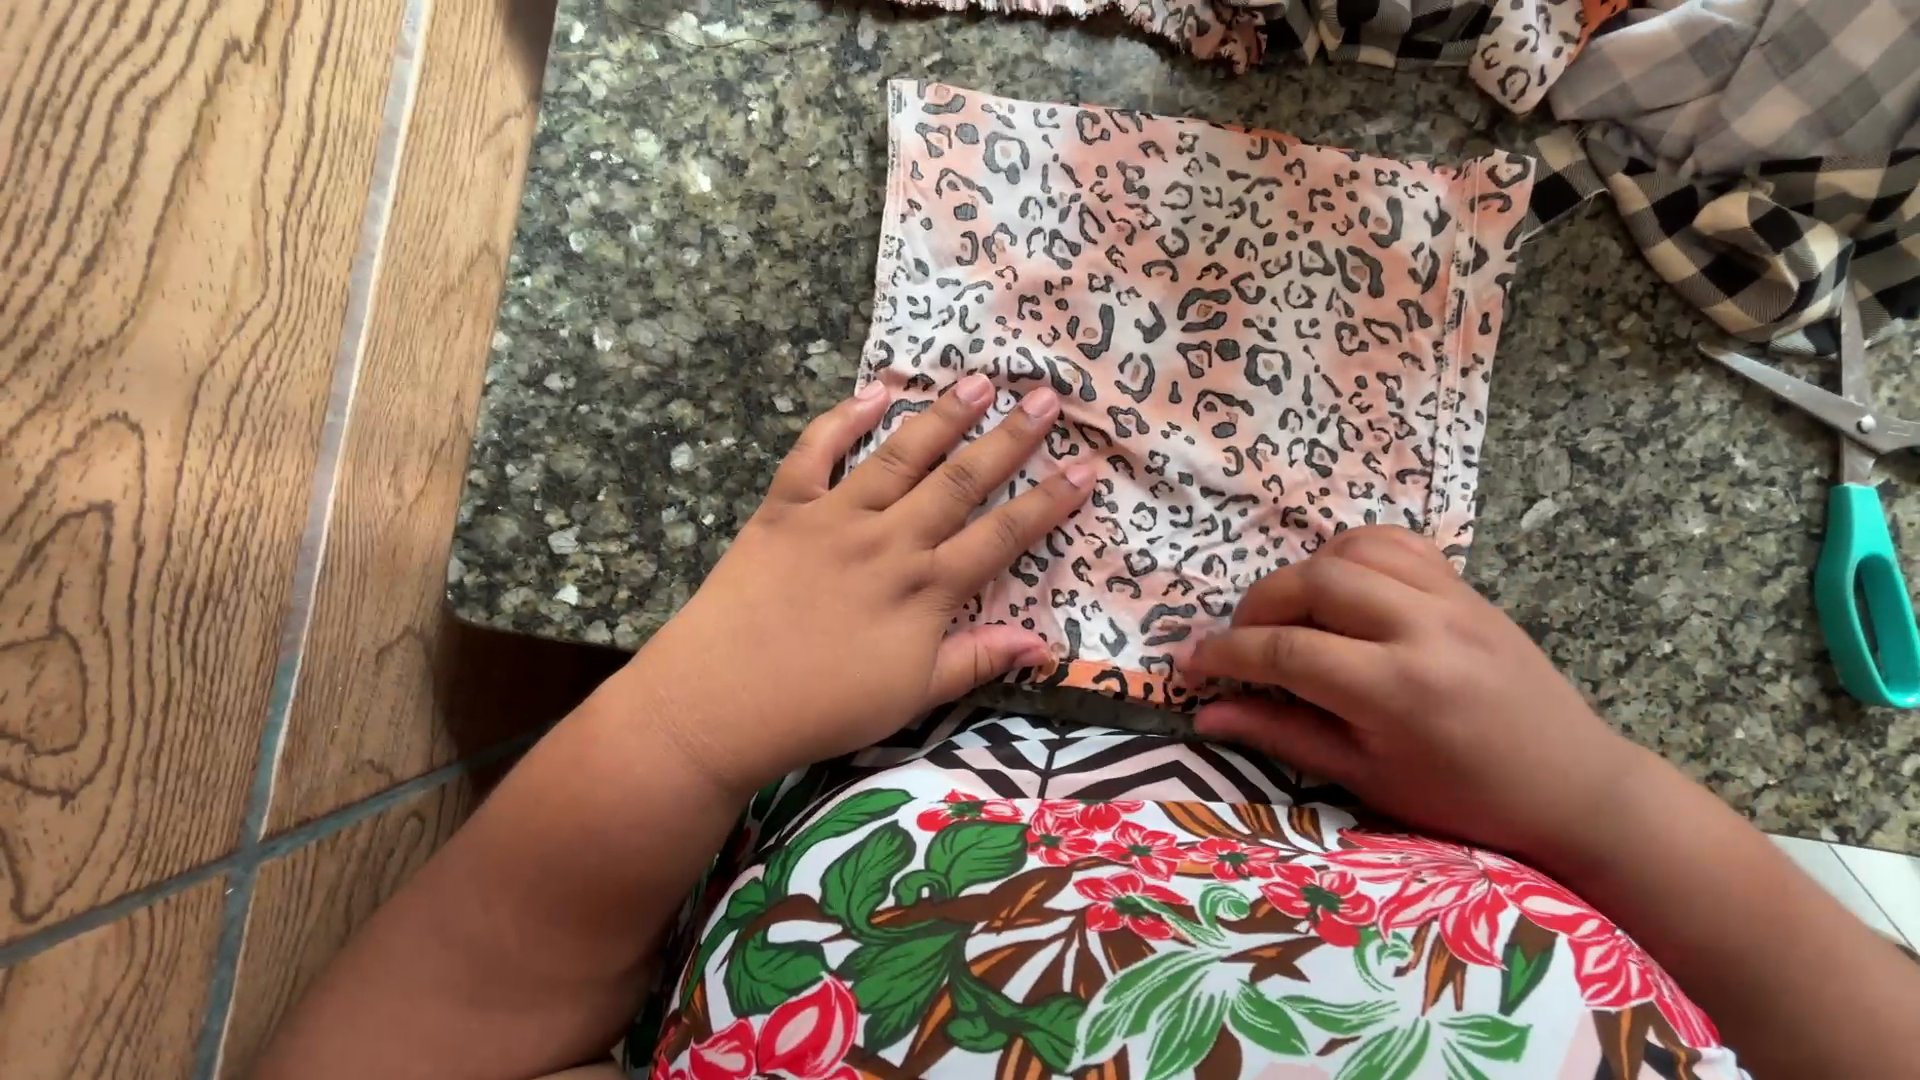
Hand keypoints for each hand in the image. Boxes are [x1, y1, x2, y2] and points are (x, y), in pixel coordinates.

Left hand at [607, 373, 1091, 799]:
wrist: (720, 703)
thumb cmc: (823, 707)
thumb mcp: (912, 696)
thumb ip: (977, 659)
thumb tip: (1044, 643)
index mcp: (924, 588)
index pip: (1002, 535)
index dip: (1049, 502)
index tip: (1085, 467)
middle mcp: (889, 540)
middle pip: (960, 481)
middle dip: (1009, 439)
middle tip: (1046, 398)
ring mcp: (835, 518)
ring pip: (899, 456)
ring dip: (943, 416)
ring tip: (979, 382)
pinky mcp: (784, 508)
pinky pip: (815, 452)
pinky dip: (842, 420)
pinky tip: (873, 393)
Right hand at [1182, 525, 1655, 863]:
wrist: (1577, 787)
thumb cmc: (1464, 799)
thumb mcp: (1365, 777)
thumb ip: (1281, 734)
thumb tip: (1205, 714)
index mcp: (1398, 691)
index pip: (1287, 650)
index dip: (1227, 652)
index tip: (1190, 660)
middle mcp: (1424, 630)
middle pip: (1311, 583)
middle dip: (1256, 605)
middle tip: (1238, 638)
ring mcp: (1453, 600)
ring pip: (1350, 550)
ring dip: (1301, 573)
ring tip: (1288, 611)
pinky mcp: (1468, 588)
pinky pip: (1396, 542)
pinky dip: (1350, 553)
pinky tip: (1339, 585)